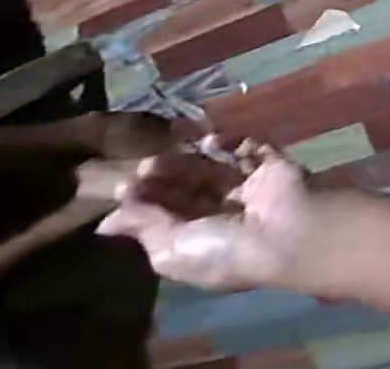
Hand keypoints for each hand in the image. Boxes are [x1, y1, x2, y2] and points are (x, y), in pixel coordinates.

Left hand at [96, 138, 311, 290]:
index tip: (123, 186)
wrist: (284, 230)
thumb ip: (144, 226)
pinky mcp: (270, 163)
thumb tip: (105, 222)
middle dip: (166, 178)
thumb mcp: (172, 247)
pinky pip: (248, 148)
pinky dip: (230, 143)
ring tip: (170, 148)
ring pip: (215, 167)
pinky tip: (211, 141)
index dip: (147, 202)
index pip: (169, 218)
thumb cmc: (223, 248)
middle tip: (143, 164)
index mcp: (202, 241)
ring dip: (191, 158)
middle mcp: (224, 214)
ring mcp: (249, 187)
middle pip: (190, 190)